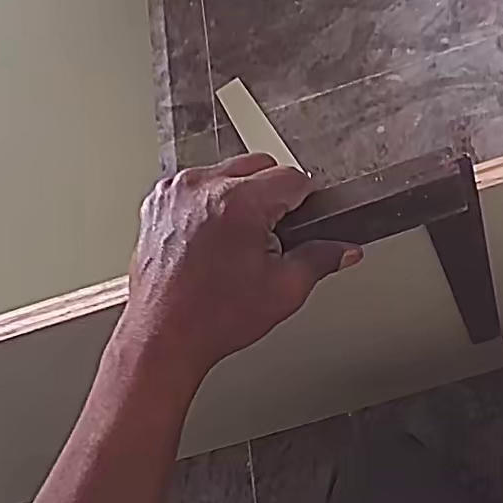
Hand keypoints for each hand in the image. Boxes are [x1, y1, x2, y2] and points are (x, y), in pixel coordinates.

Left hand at [121, 154, 360, 381]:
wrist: (163, 336)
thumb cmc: (212, 318)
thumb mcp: (283, 291)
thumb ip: (320, 260)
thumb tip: (344, 250)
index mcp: (239, 203)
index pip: (293, 178)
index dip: (307, 202)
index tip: (305, 220)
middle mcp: (203, 187)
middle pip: (259, 166)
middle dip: (272, 196)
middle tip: (271, 238)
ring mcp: (176, 192)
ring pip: (227, 172)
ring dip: (241, 196)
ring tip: (237, 243)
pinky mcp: (159, 202)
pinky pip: (197, 186)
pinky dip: (210, 204)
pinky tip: (212, 240)